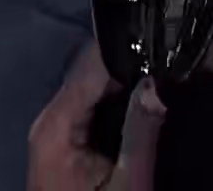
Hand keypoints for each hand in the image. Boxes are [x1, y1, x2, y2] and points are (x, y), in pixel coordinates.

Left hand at [27, 41, 165, 190]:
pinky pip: (89, 101)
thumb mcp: (128, 187)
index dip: (125, 49)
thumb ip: (141, 130)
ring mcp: (52, 128)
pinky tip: (138, 93)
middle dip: (126, 61)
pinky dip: (113, 94)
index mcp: (56, 124)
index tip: (159, 37)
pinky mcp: (61, 139)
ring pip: (90, 83)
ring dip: (122, 76)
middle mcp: (48, 117)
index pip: (92, 65)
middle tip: (164, 54)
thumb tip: (158, 80)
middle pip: (89, 70)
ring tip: (157, 67)